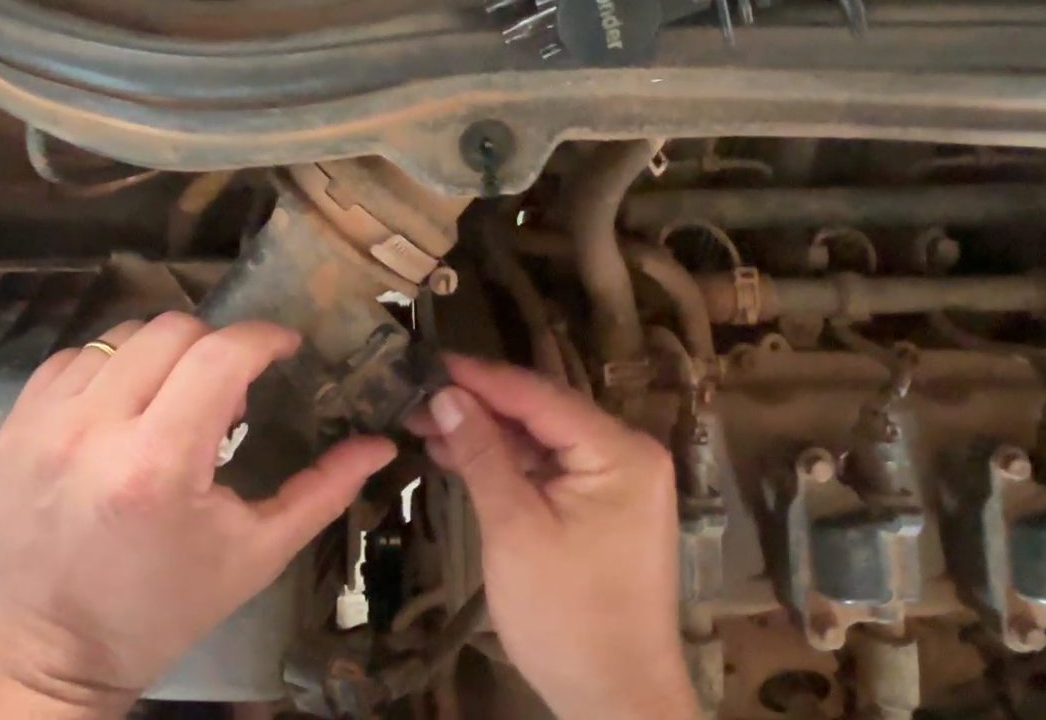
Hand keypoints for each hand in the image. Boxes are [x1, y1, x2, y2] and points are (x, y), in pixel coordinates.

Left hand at [0, 313, 396, 718]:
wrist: (55, 649)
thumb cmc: (167, 604)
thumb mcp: (258, 553)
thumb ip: (325, 490)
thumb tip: (383, 443)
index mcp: (157, 467)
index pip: (219, 356)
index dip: (263, 338)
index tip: (285, 348)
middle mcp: (92, 432)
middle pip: (172, 331)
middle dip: (217, 345)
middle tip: (233, 385)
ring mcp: (42, 424)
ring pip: (123, 334)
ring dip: (165, 352)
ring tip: (179, 394)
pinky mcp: (13, 425)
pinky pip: (76, 356)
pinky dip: (114, 365)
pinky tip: (128, 404)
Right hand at [409, 355, 699, 719]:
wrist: (615, 703)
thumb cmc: (566, 615)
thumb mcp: (514, 528)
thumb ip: (481, 453)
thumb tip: (445, 393)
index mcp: (620, 452)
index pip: (540, 395)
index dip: (481, 377)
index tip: (430, 359)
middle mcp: (626, 453)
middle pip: (541, 413)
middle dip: (479, 406)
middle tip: (419, 398)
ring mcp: (616, 481)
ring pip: (540, 439)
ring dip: (487, 434)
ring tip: (426, 424)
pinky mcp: (601, 505)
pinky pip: (548, 467)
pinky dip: (506, 463)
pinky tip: (458, 455)